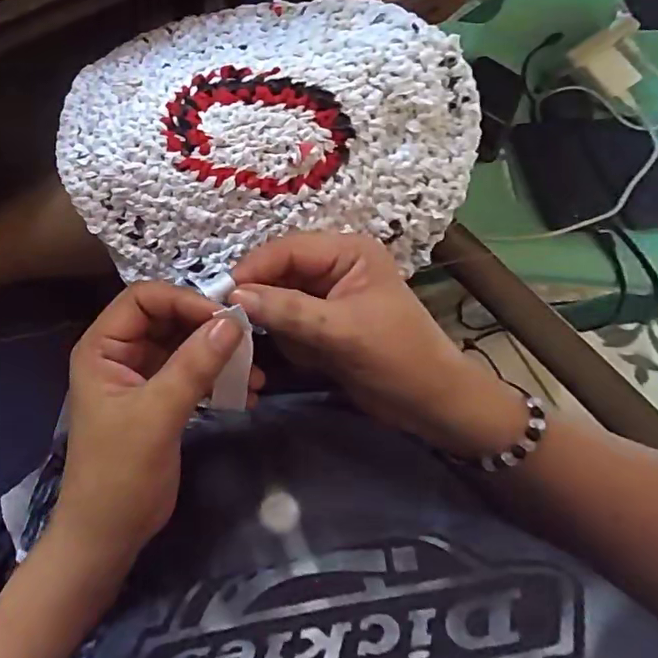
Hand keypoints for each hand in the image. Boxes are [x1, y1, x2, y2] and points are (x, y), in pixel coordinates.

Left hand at [53, 282, 257, 562]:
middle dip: (205, 326)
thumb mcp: (157, 414)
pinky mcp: (157, 399)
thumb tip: (232, 322)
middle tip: (246, 340)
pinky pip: (190, 373)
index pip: (142, 298)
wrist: (107, 536)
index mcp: (101, 346)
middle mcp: (118, 353)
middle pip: (165, 318)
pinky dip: (215, 379)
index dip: (182, 300)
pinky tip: (245, 394)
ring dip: (216, 354)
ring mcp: (138, 376)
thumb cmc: (119, 473)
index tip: (223, 317)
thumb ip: (194, 365)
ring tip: (254, 371)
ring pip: (181, 345)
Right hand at [230, 232, 525, 458]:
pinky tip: (293, 356)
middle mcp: (333, 266)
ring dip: (271, 321)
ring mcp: (326, 296)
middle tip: (229, 320)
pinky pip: (285, 322)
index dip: (253, 269)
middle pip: (278, 271)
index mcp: (348, 252)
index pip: (287, 249)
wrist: (434, 408)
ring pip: (276, 298)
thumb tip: (234, 296)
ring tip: (266, 342)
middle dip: (259, 296)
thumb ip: (287, 310)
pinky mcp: (321, 323)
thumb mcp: (342, 332)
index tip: (223, 296)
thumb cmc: (399, 359)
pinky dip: (282, 339)